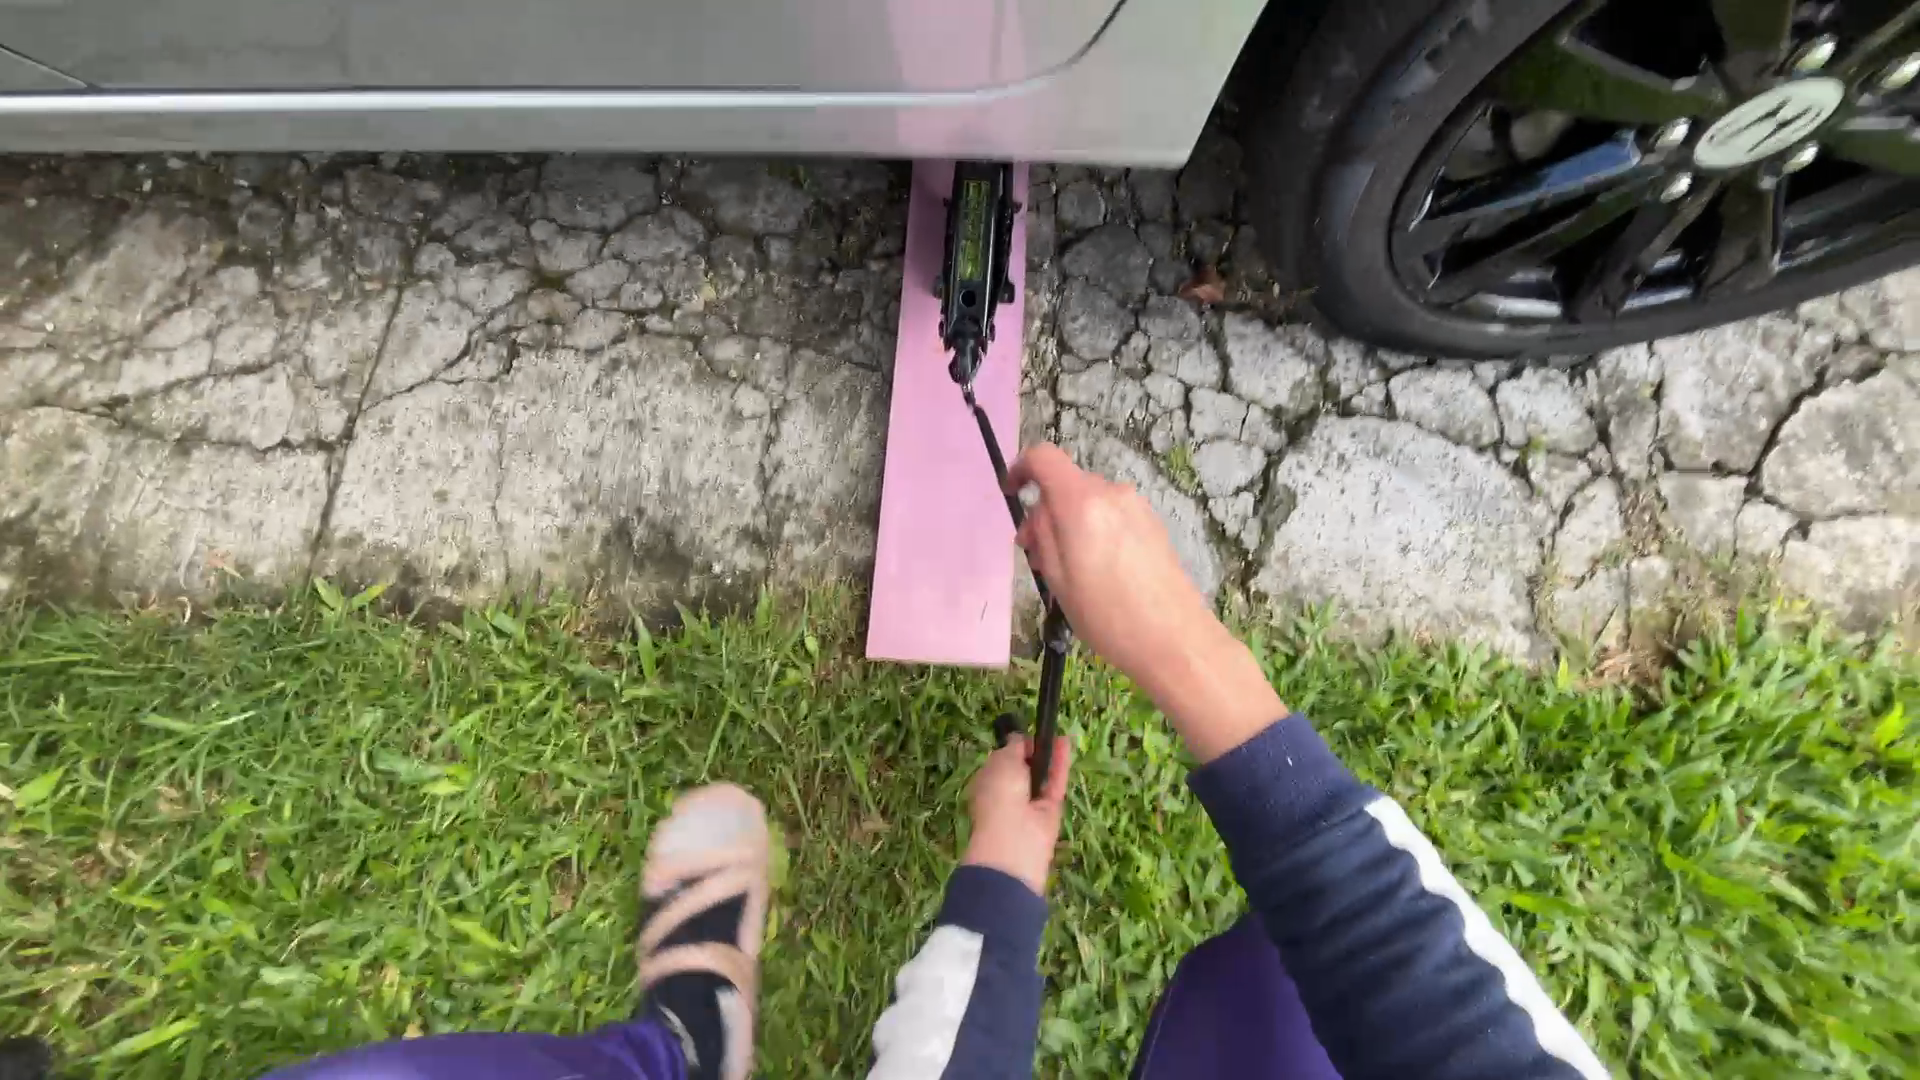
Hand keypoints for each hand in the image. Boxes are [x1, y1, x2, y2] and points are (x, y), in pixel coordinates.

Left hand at [961, 735, 1070, 896]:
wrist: (1014, 837)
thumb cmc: (999, 793)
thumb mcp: (1003, 761)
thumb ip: (1014, 746)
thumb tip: (1019, 738)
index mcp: (988, 781)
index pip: (1002, 761)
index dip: (1014, 748)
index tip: (1026, 736)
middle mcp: (1008, 791)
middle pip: (1024, 768)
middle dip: (1034, 751)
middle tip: (1045, 734)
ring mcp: (1030, 801)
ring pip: (1043, 775)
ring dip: (1050, 755)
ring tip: (1060, 735)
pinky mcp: (1050, 808)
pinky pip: (1056, 782)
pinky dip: (1061, 764)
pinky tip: (1066, 743)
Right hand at [1007, 443, 1286, 761]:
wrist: (1175, 640)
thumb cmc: (1107, 615)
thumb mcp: (1057, 579)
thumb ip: (1043, 534)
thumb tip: (1040, 511)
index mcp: (1082, 502)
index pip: (1043, 457)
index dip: (1020, 469)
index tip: (1010, 495)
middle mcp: (1112, 493)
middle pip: (1066, 484)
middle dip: (1044, 513)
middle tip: (1035, 557)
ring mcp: (1137, 507)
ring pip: (1088, 503)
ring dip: (1069, 526)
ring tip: (1066, 573)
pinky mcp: (1153, 524)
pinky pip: (1110, 516)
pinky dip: (1093, 531)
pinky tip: (1097, 573)